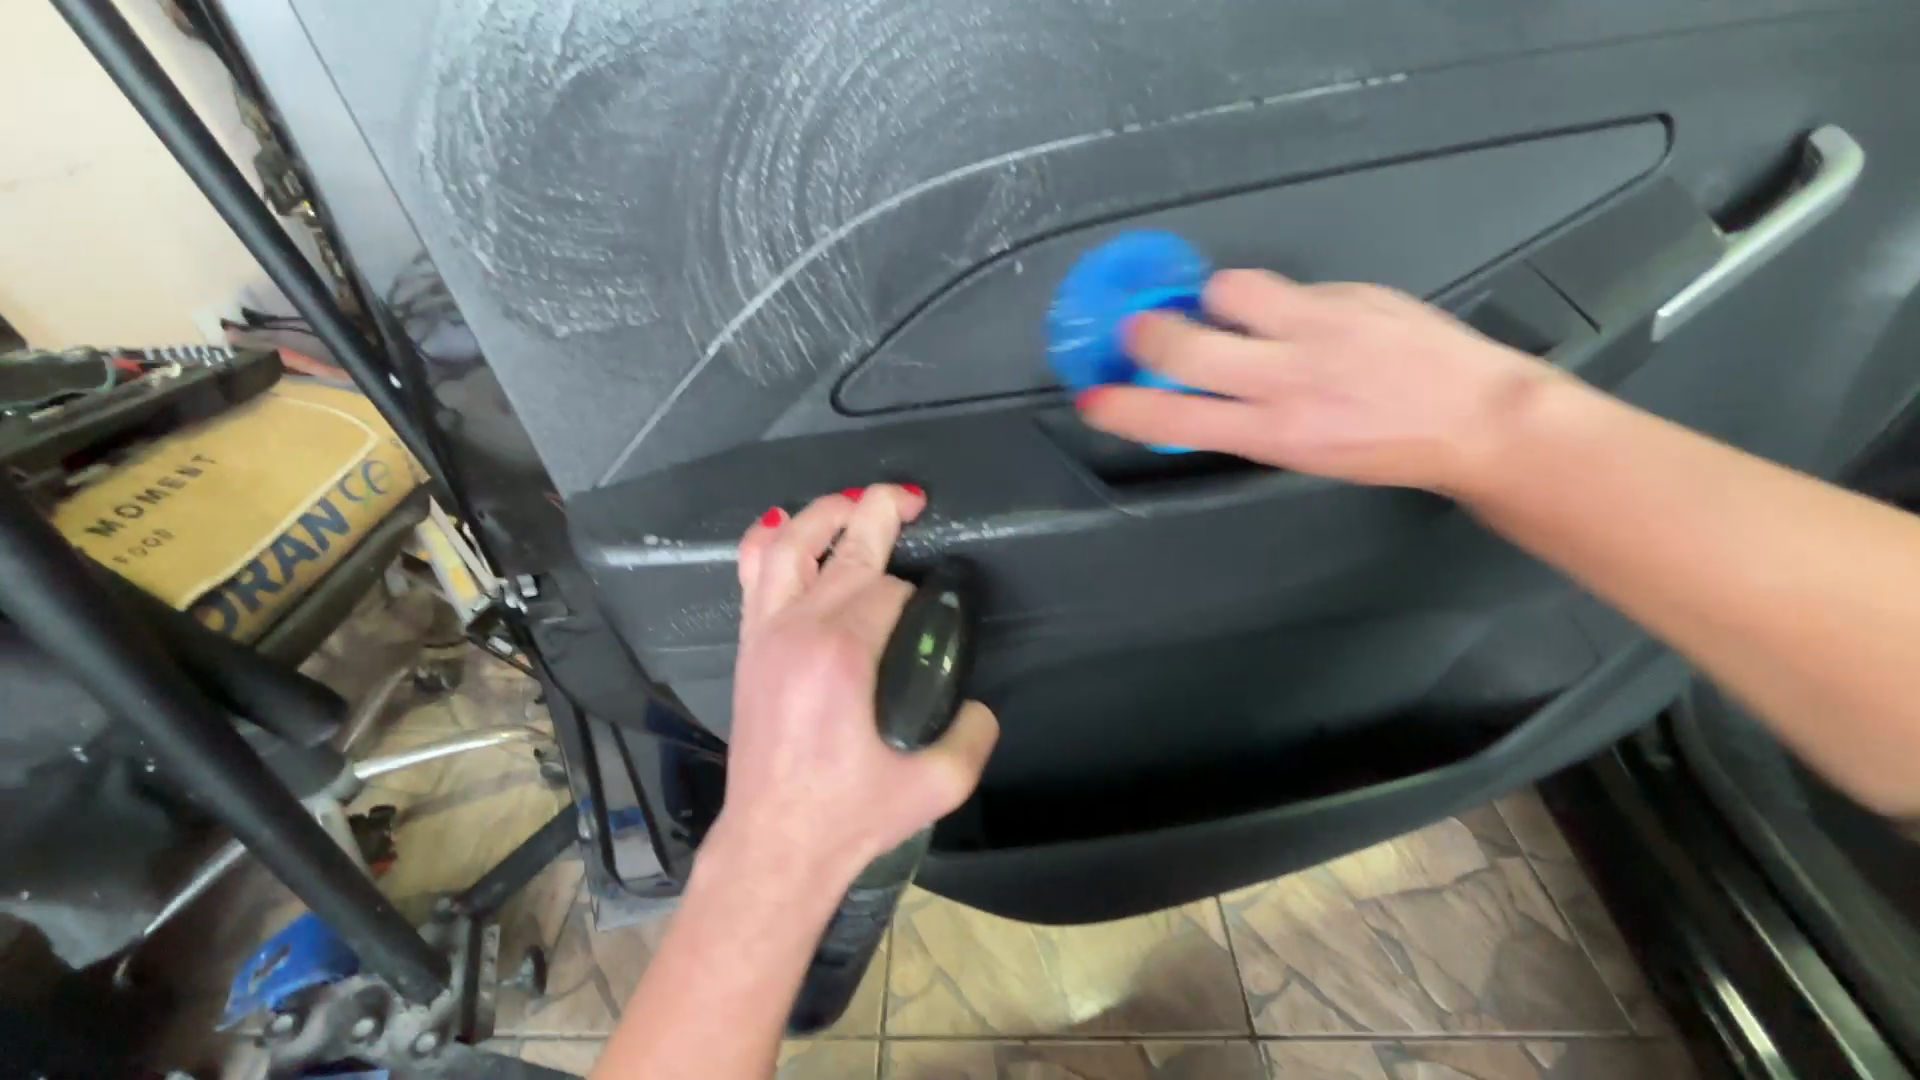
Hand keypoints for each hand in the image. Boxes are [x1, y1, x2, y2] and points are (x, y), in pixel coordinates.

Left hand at [713, 484, 998, 887]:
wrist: (775, 842)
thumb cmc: (851, 815)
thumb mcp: (937, 785)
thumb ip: (973, 734)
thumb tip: (977, 702)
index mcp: (844, 655)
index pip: (888, 589)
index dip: (915, 593)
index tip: (926, 621)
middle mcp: (799, 630)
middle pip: (843, 549)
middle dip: (879, 513)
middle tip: (910, 497)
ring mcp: (766, 633)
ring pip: (789, 546)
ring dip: (823, 512)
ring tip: (855, 500)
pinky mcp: (749, 645)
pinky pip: (752, 573)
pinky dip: (770, 539)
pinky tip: (787, 524)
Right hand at [1075, 269, 1564, 494]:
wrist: (1475, 418)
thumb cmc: (1381, 449)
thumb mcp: (1300, 451)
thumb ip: (1242, 418)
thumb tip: (1194, 389)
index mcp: (1273, 432)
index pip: (1174, 419)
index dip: (1122, 409)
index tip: (1093, 398)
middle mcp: (1287, 379)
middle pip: (1184, 344)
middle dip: (1144, 333)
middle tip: (1138, 330)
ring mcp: (1318, 328)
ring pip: (1229, 289)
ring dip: (1211, 298)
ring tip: (1224, 310)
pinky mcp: (1348, 294)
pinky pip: (1286, 286)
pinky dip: (1274, 299)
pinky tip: (1298, 315)